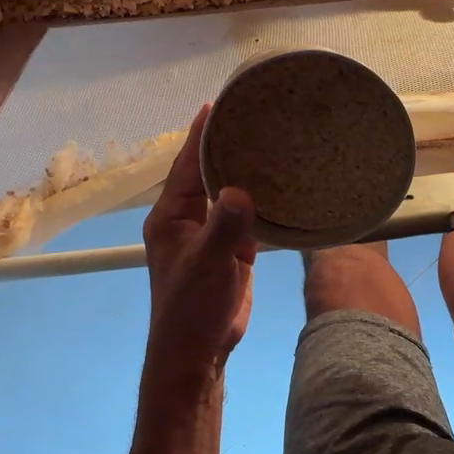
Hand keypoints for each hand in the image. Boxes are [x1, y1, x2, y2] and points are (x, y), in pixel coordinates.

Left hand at [142, 106, 255, 378]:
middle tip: (254, 115)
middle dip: (227, 145)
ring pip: (228, 193)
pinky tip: (282, 186)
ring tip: (272, 143)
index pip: (186, 164)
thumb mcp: (208, 264)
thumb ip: (225, 227)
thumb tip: (241, 190)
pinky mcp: (232, 251)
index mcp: (171, 215)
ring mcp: (210, 234)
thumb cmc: (191, 307)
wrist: (199, 351)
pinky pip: (246, 216)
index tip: (217, 102)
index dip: (201, 134)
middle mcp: (188, 218)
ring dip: (245, 171)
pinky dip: (262, 200)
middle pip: (208, 172)